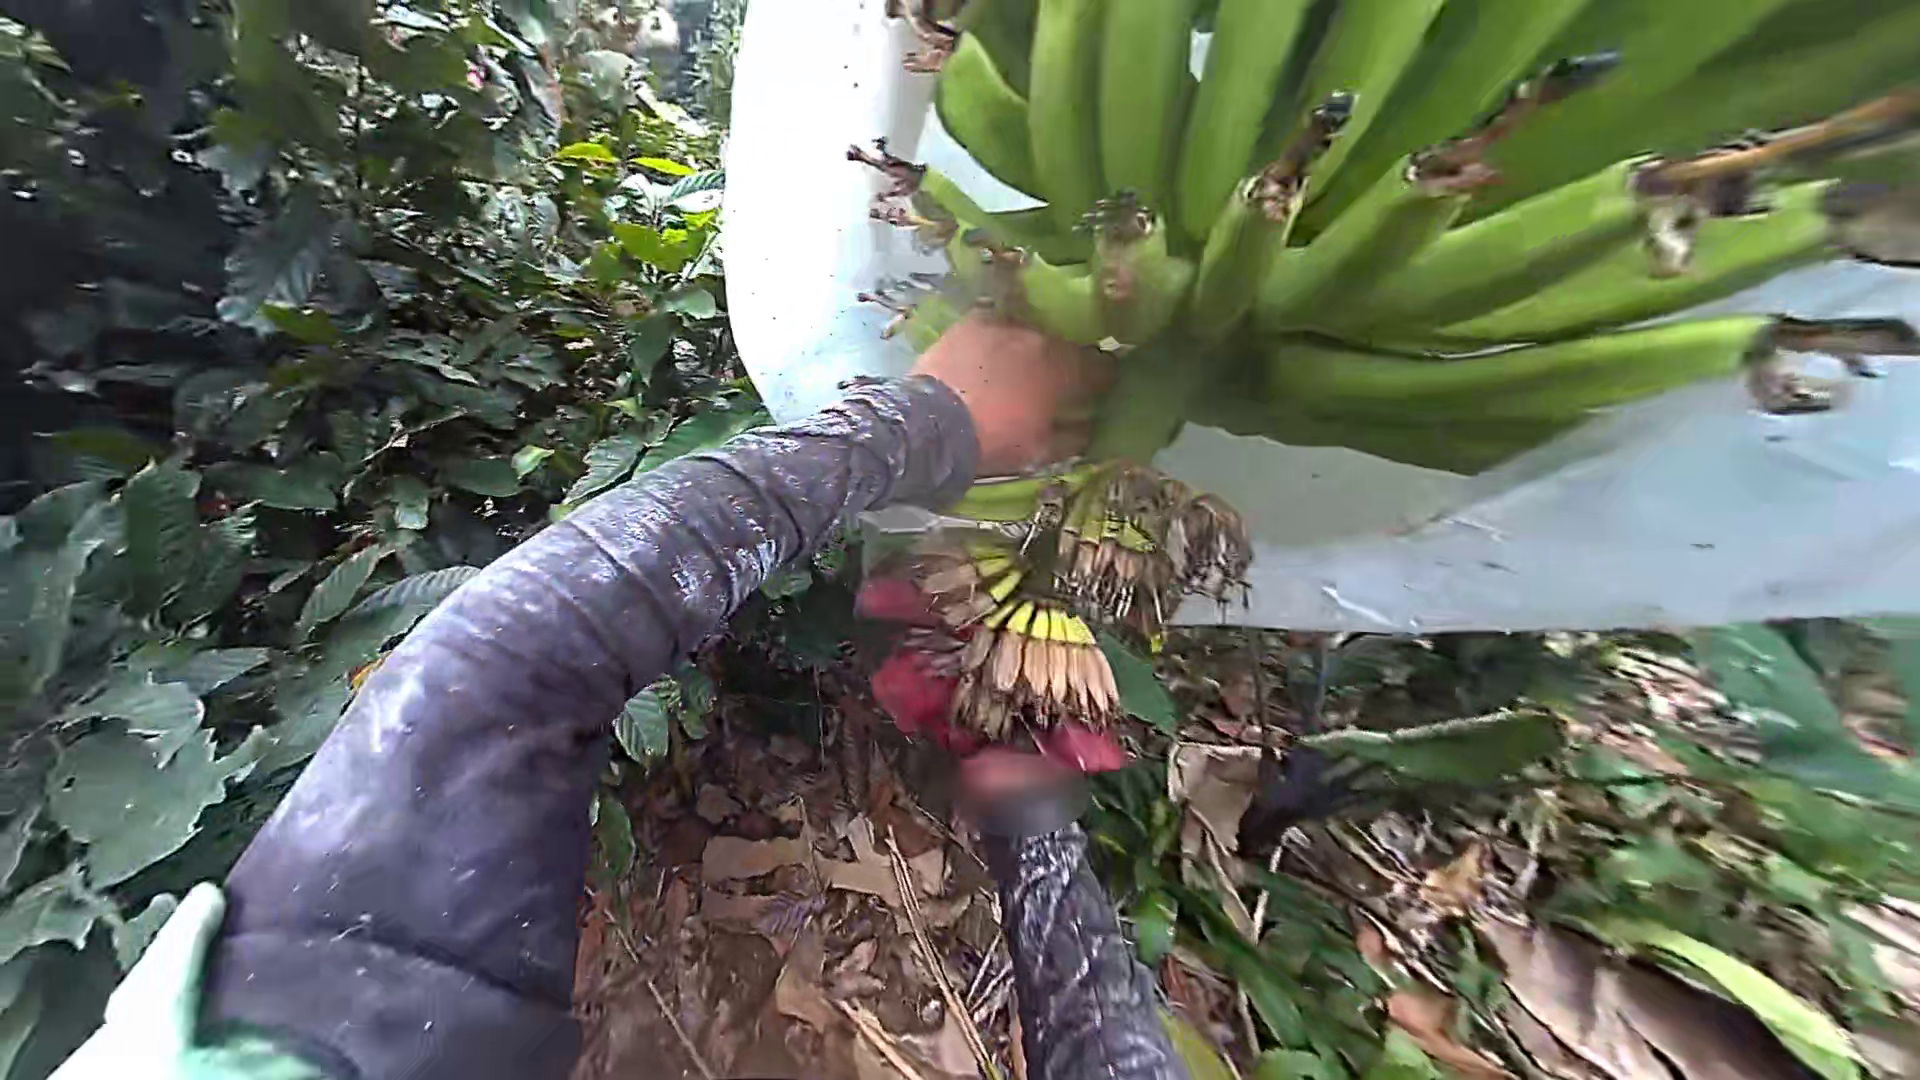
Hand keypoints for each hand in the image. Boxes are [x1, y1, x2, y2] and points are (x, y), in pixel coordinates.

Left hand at [911, 314, 1106, 475]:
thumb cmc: (993, 441)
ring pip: (1029, 334)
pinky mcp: (971, 322)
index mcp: (1065, 368)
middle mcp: (1041, 336)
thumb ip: (1073, 437)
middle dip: (1063, 365)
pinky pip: (995, 328)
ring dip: (1028, 351)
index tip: (1095, 393)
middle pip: (1064, 346)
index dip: (1102, 381)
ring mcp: (1004, 323)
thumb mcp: (1040, 451)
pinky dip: (996, 342)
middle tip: (1050, 386)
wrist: (932, 425)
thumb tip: (1089, 427)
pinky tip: (985, 359)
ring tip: (1012, 373)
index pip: (1102, 367)